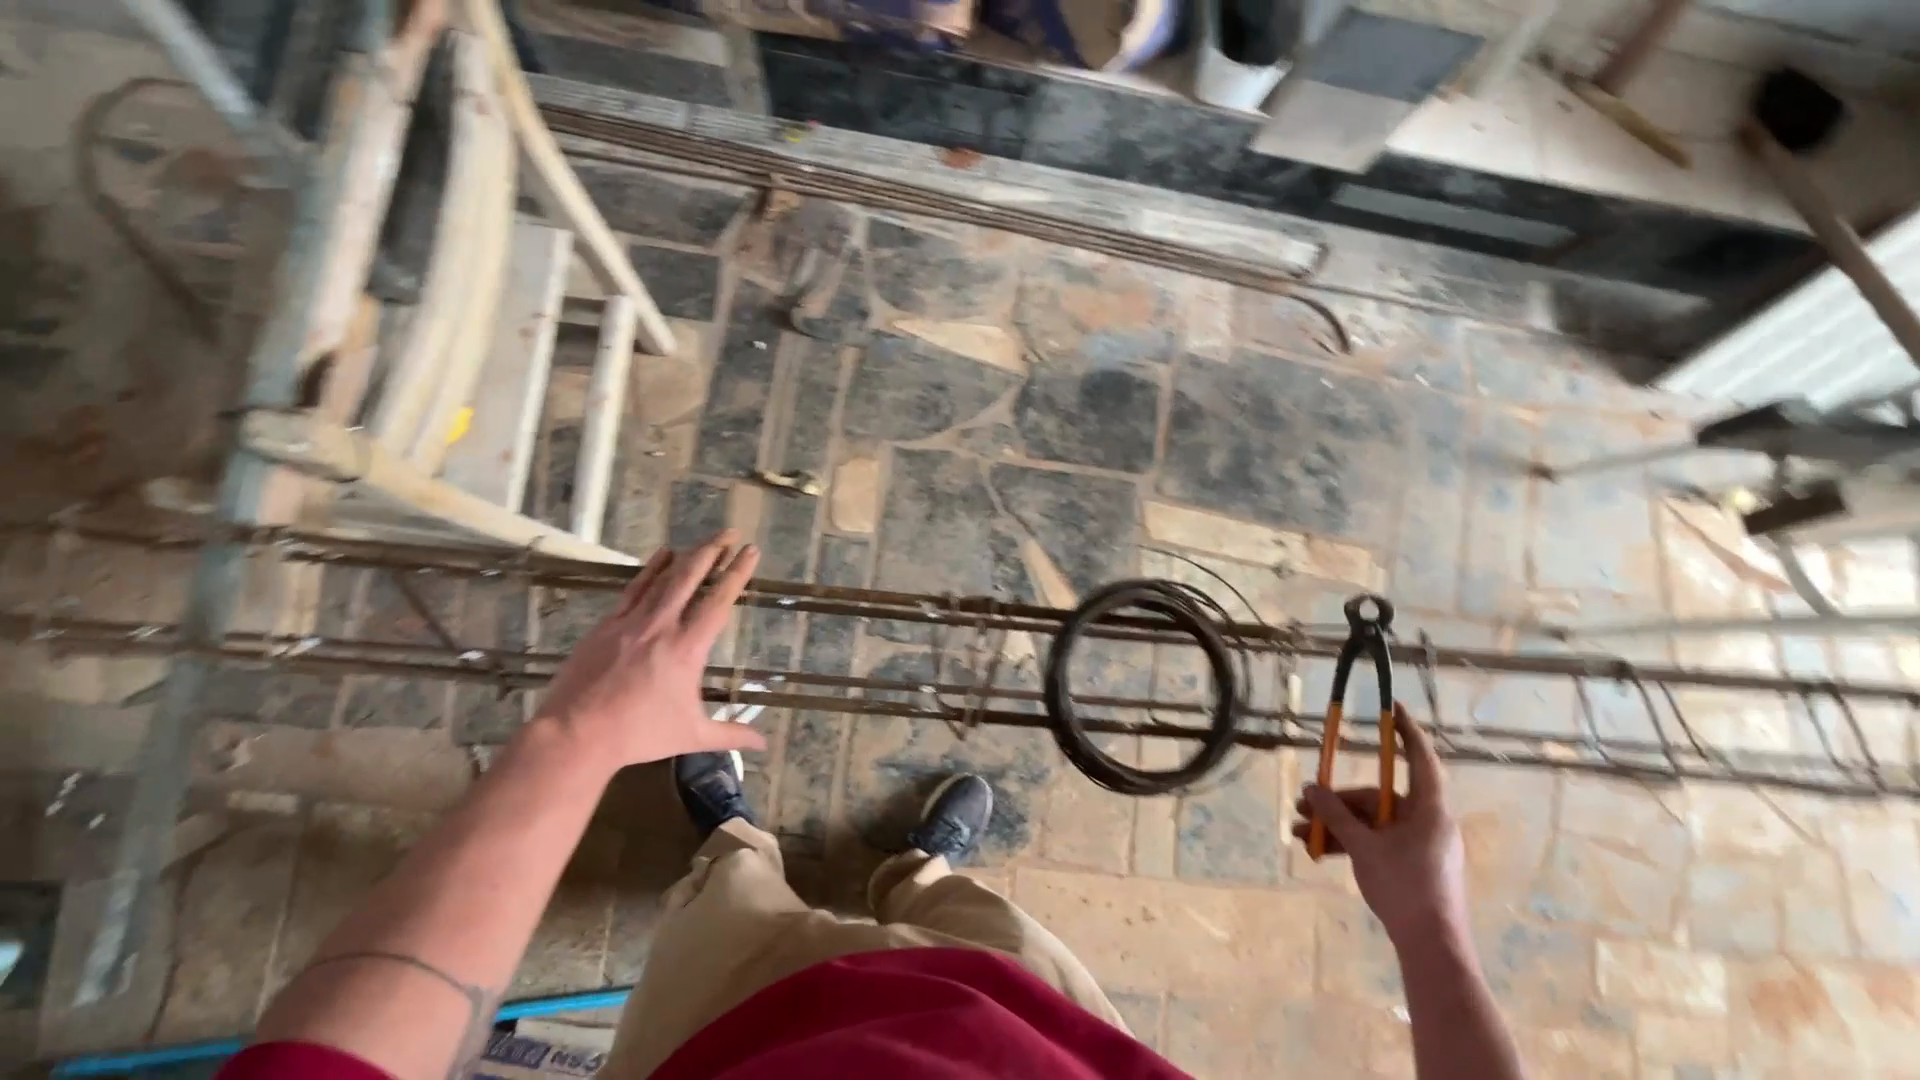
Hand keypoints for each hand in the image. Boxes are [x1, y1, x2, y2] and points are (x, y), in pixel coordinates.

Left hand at [534, 530, 766, 769]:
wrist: (576, 734)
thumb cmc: (638, 735)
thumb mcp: (691, 735)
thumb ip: (730, 735)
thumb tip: (763, 744)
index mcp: (687, 648)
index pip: (719, 601)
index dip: (737, 573)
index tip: (750, 552)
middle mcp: (661, 626)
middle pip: (690, 577)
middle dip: (713, 551)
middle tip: (730, 533)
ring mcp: (630, 622)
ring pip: (663, 579)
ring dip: (686, 557)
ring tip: (703, 542)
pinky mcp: (606, 626)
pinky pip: (633, 589)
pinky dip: (650, 570)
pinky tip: (661, 556)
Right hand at [1292, 704, 1468, 945]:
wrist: (1430, 944)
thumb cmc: (1404, 886)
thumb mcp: (1362, 846)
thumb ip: (1336, 815)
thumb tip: (1311, 788)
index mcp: (1429, 808)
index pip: (1419, 758)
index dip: (1405, 732)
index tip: (1391, 708)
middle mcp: (1428, 820)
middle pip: (1379, 796)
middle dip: (1338, 799)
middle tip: (1303, 801)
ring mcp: (1421, 844)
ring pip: (1373, 821)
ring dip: (1337, 824)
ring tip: (1299, 831)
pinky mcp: (1412, 864)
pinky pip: (1377, 841)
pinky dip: (1350, 842)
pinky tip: (1318, 850)